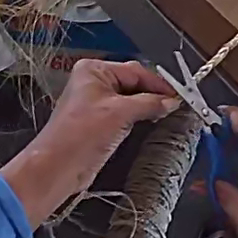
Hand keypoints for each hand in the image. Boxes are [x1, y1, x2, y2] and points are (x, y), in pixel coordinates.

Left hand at [0, 60, 180, 226]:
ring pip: (131, 100)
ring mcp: (96, 103)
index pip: (135, 71)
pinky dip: (140, 118)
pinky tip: (153, 123)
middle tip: (178, 106)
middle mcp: (94, 82)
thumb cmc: (79, 135)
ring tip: (169, 115)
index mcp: (94, 70)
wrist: (57, 167)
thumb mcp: (119, 113)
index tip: (179, 95)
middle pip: (134, 84)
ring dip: (148, 107)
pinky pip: (126, 115)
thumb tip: (171, 101)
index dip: (158, 83)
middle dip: (154, 95)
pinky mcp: (99, 123)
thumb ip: (148, 103)